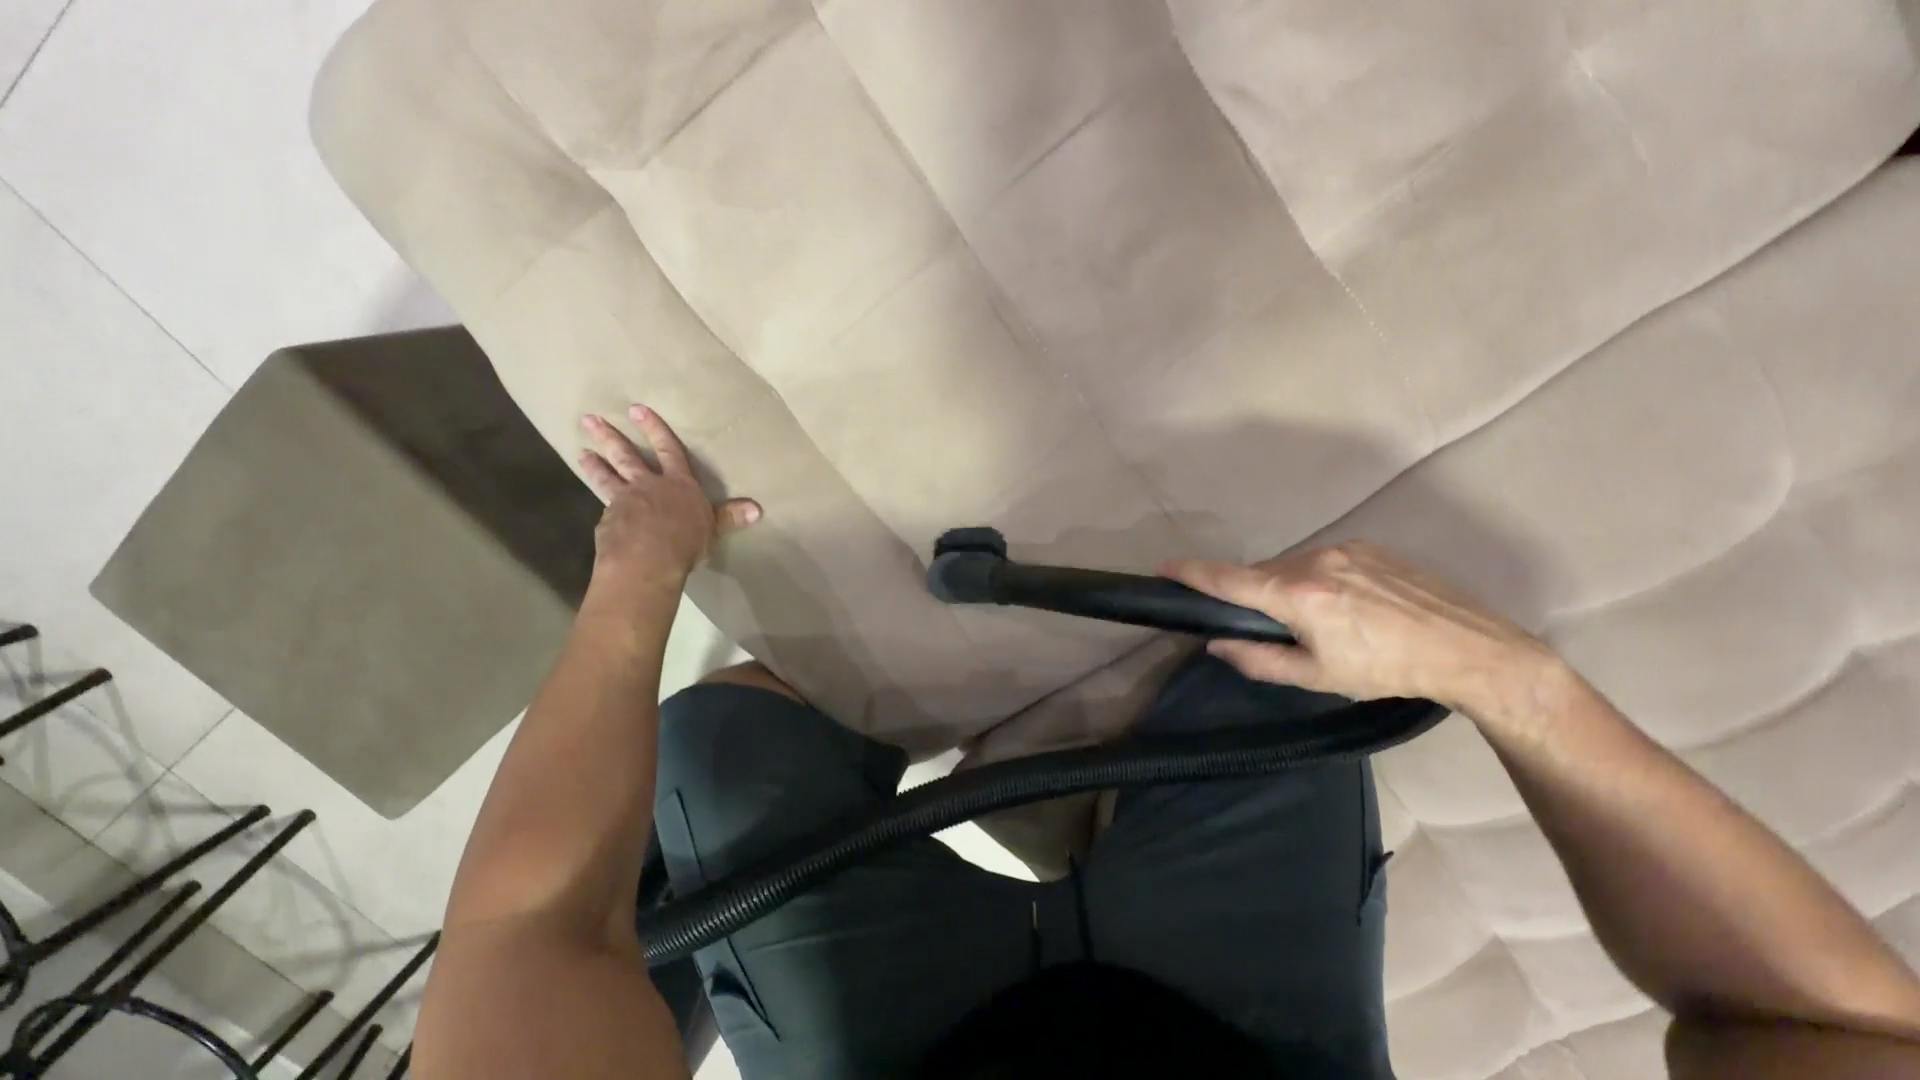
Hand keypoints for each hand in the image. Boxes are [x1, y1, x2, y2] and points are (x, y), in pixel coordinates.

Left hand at [577, 405, 759, 598]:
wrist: (647, 560)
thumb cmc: (686, 542)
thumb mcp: (714, 529)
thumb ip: (729, 517)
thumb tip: (758, 509)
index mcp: (678, 485)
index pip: (668, 450)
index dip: (654, 429)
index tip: (636, 409)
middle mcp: (648, 486)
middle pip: (627, 456)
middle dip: (610, 437)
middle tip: (589, 420)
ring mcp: (624, 502)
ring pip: (607, 477)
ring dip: (595, 464)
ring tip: (581, 452)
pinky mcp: (609, 521)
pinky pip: (604, 509)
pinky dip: (601, 506)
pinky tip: (599, 509)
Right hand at [1162, 541, 1555, 711]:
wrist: (1469, 648)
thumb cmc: (1388, 670)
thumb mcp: (1319, 677)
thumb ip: (1260, 660)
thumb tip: (1217, 645)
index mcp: (1299, 596)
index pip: (1230, 580)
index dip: (1193, 574)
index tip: (1164, 568)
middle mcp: (1315, 561)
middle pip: (1262, 573)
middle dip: (1254, 595)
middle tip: (1274, 630)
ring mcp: (1344, 549)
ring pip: (1293, 565)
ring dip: (1288, 588)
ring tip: (1321, 622)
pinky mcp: (1368, 545)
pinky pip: (1323, 559)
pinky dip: (1317, 578)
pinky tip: (1347, 606)